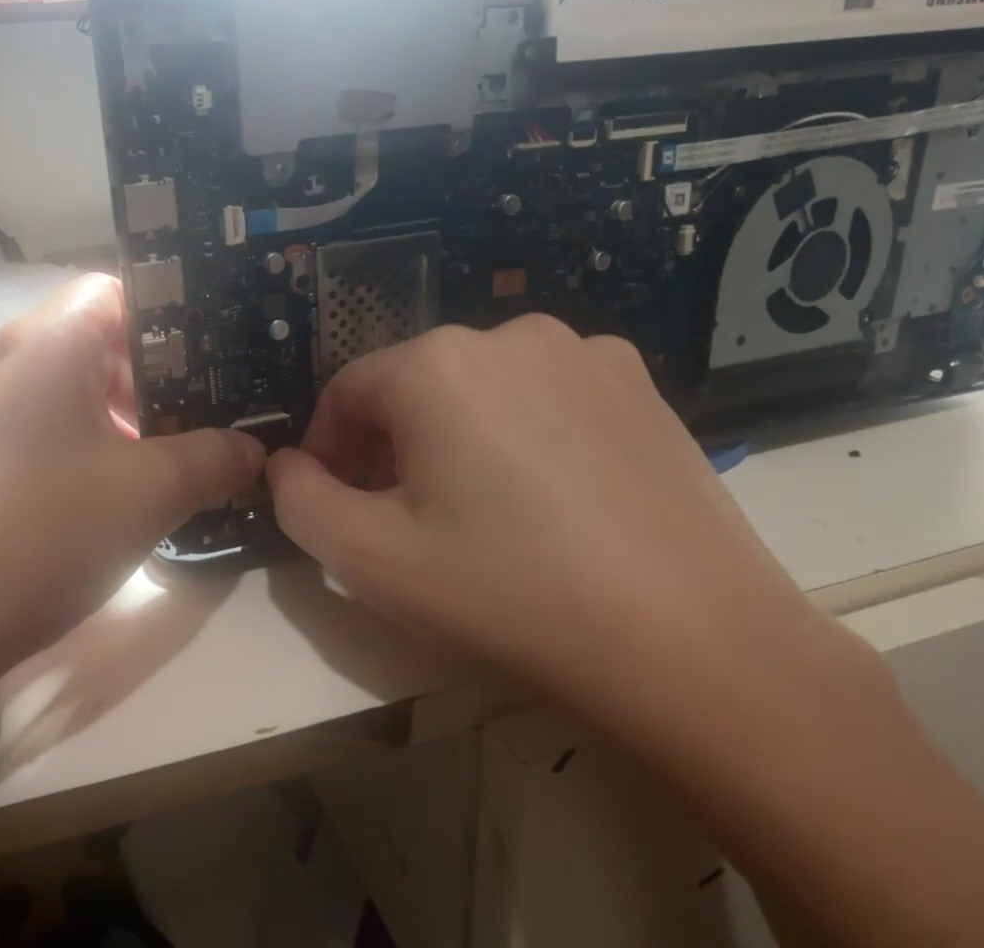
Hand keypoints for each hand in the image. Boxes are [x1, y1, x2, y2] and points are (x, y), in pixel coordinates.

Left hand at [0, 274, 265, 679]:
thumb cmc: (45, 534)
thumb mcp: (150, 494)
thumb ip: (213, 459)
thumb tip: (251, 449)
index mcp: (48, 342)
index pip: (118, 290)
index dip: (175, 319)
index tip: (217, 363)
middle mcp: (2, 358)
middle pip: (92, 341)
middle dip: (154, 379)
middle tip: (203, 420)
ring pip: (63, 390)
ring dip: (117, 420)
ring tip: (163, 465)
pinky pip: (34, 428)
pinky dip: (78, 447)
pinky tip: (105, 498)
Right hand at [266, 318, 877, 733]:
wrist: (695, 648)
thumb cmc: (509, 597)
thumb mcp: (366, 560)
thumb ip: (298, 500)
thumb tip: (288, 465)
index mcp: (438, 362)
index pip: (345, 392)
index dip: (325, 451)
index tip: (333, 507)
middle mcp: (512, 334)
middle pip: (415, 388)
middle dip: (390, 449)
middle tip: (401, 524)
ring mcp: (590, 355)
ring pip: (484, 391)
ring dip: (457, 441)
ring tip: (478, 517)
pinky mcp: (646, 389)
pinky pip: (549, 400)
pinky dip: (524, 439)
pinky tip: (550, 505)